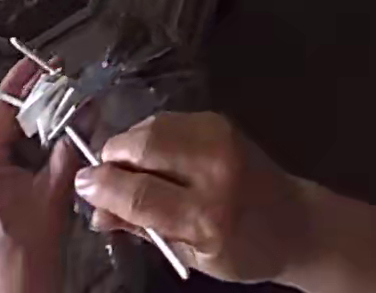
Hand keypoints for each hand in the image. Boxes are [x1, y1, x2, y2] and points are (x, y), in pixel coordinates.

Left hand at [0, 58, 81, 292]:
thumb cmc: (26, 262)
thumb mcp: (53, 198)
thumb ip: (70, 151)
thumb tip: (86, 111)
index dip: (20, 81)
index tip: (41, 62)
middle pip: (9, 123)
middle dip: (37, 104)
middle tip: (63, 85)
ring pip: (18, 144)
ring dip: (43, 129)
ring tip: (69, 113)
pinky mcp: (3, 201)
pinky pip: (23, 163)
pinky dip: (42, 152)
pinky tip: (64, 147)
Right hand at [74, 111, 310, 282]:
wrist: (295, 221)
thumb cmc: (243, 249)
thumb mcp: (193, 256)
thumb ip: (144, 228)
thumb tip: (95, 212)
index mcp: (208, 216)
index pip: (140, 194)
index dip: (103, 187)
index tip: (80, 184)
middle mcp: (212, 169)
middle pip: (142, 147)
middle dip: (112, 156)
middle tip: (100, 171)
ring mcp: (216, 137)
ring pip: (151, 126)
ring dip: (128, 143)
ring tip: (123, 163)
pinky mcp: (216, 118)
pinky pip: (167, 119)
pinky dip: (148, 133)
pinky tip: (147, 151)